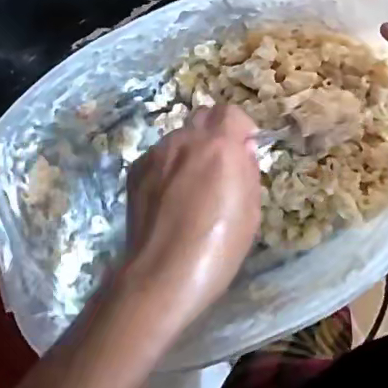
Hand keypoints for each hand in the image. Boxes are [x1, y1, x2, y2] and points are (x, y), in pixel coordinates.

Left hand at [123, 105, 262, 321]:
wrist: (163, 275)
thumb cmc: (219, 247)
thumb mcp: (251, 209)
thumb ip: (248, 169)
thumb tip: (242, 150)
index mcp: (220, 145)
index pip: (231, 112)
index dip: (240, 128)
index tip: (244, 151)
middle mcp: (186, 140)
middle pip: (203, 117)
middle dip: (215, 134)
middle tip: (220, 166)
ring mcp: (156, 154)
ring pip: (179, 138)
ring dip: (190, 152)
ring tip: (191, 188)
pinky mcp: (135, 171)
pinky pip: (159, 158)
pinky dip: (168, 168)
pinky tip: (169, 200)